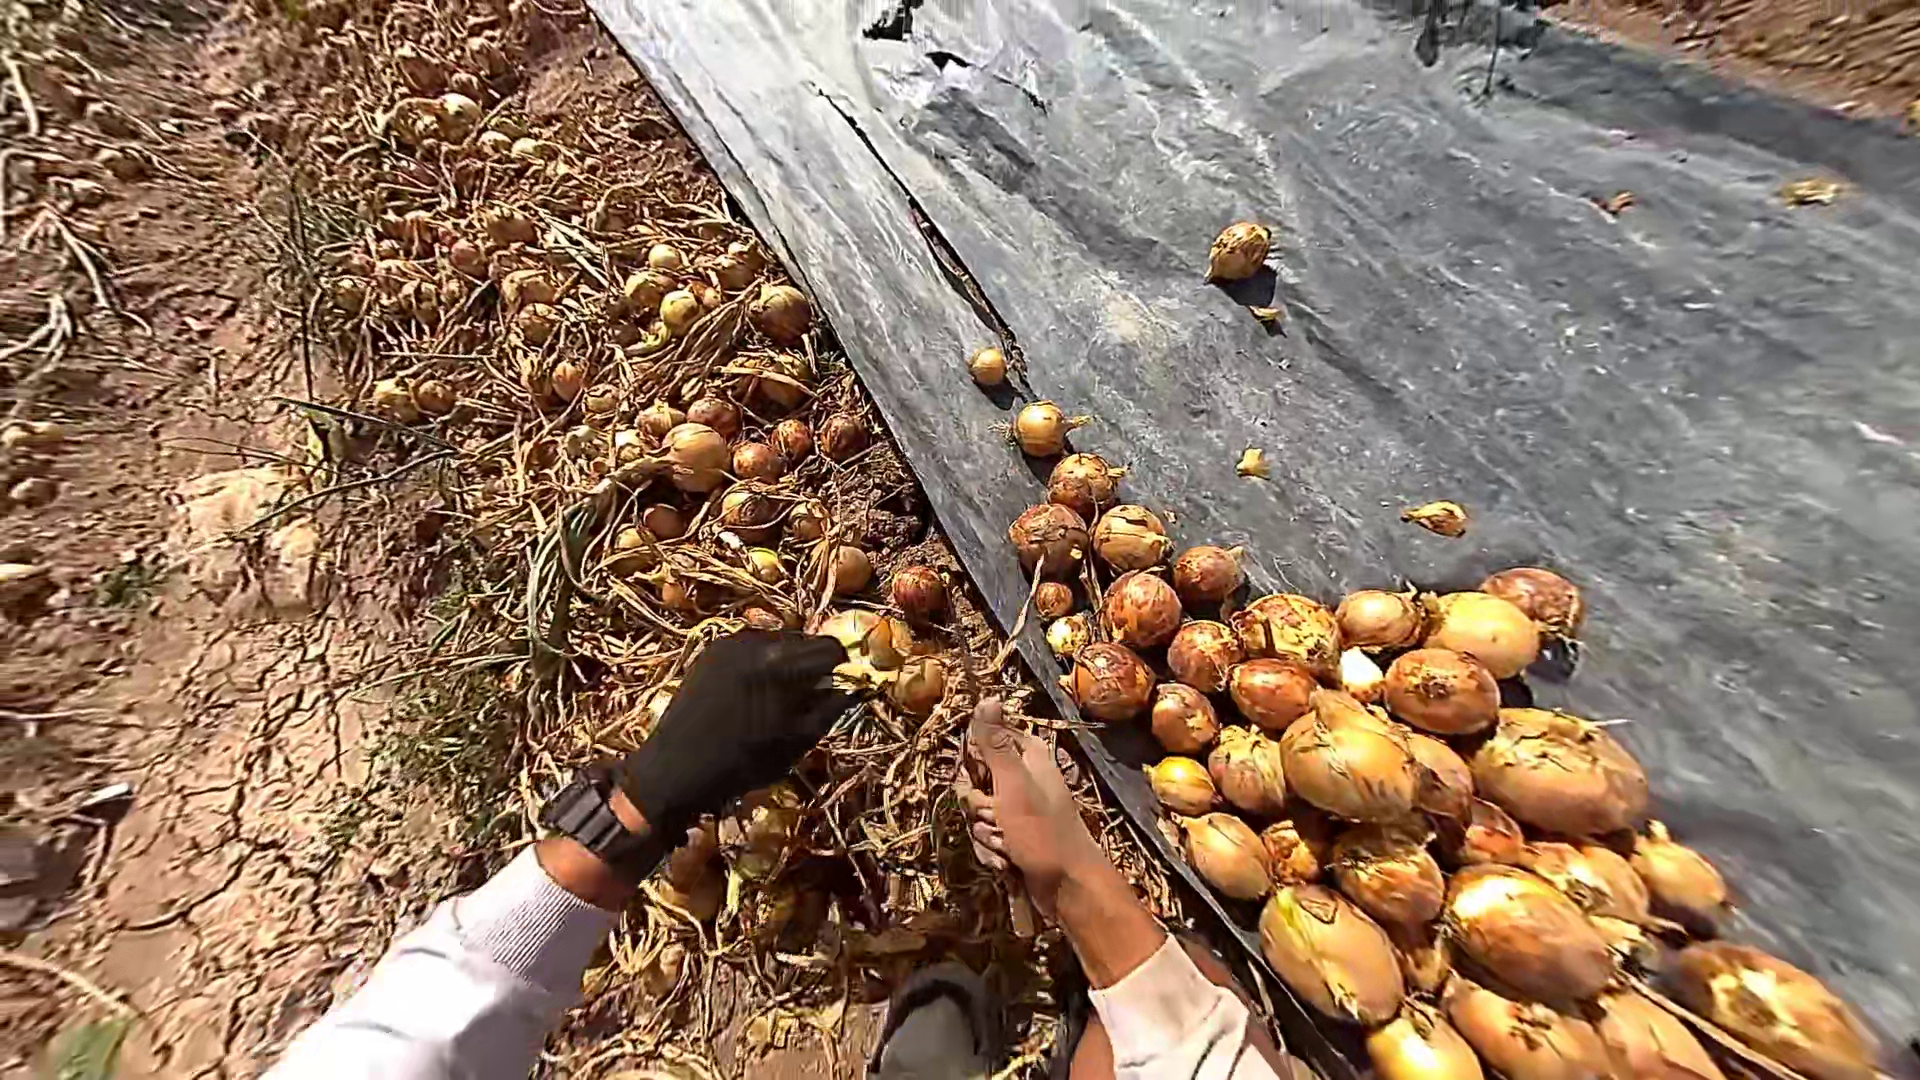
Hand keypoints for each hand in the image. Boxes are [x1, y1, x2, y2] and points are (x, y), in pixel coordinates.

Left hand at [615, 631, 850, 833]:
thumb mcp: (799, 740)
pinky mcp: (715, 646)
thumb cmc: (743, 762)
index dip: (839, 668)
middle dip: (812, 664)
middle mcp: (761, 640)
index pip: (832, 648)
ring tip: (775, 694)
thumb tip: (856, 685)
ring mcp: (734, 640)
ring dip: (787, 661)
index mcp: (785, 663)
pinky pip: (754, 645)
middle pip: (806, 640)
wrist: (674, 770)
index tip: (834, 689)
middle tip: (804, 695)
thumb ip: (832, 706)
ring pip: (780, 640)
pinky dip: (762, 661)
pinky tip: (751, 688)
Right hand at [957, 698, 1165, 986]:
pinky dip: (990, 850)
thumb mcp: (1014, 784)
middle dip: (976, 805)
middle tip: (994, 817)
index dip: (971, 763)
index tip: (977, 780)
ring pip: (975, 810)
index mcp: (1026, 754)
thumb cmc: (1044, 833)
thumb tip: (987, 698)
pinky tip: (1004, 862)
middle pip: (972, 778)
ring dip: (984, 832)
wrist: (1069, 890)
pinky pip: (985, 834)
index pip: (980, 740)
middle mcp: (1022, 774)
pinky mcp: (1013, 833)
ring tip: (1005, 845)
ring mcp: (1016, 806)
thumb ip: (996, 743)